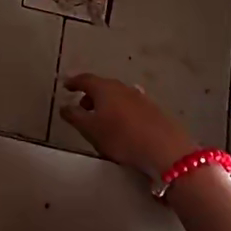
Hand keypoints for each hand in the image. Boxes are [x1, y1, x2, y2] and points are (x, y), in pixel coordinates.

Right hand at [59, 73, 197, 180]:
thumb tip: (64, 106)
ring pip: (118, 95)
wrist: (166, 151)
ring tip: (102, 118)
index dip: (73, 82)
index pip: (85, 79)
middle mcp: (123, 88)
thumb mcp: (89, 129)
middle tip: (82, 106)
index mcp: (104, 88)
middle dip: (91, 94)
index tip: (65, 86)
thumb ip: (73, 116)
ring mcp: (141, 98)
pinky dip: (122, 110)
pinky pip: (131, 105)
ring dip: (107, 103)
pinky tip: (123, 123)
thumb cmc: (121, 137)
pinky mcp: (155, 111)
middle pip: (103, 86)